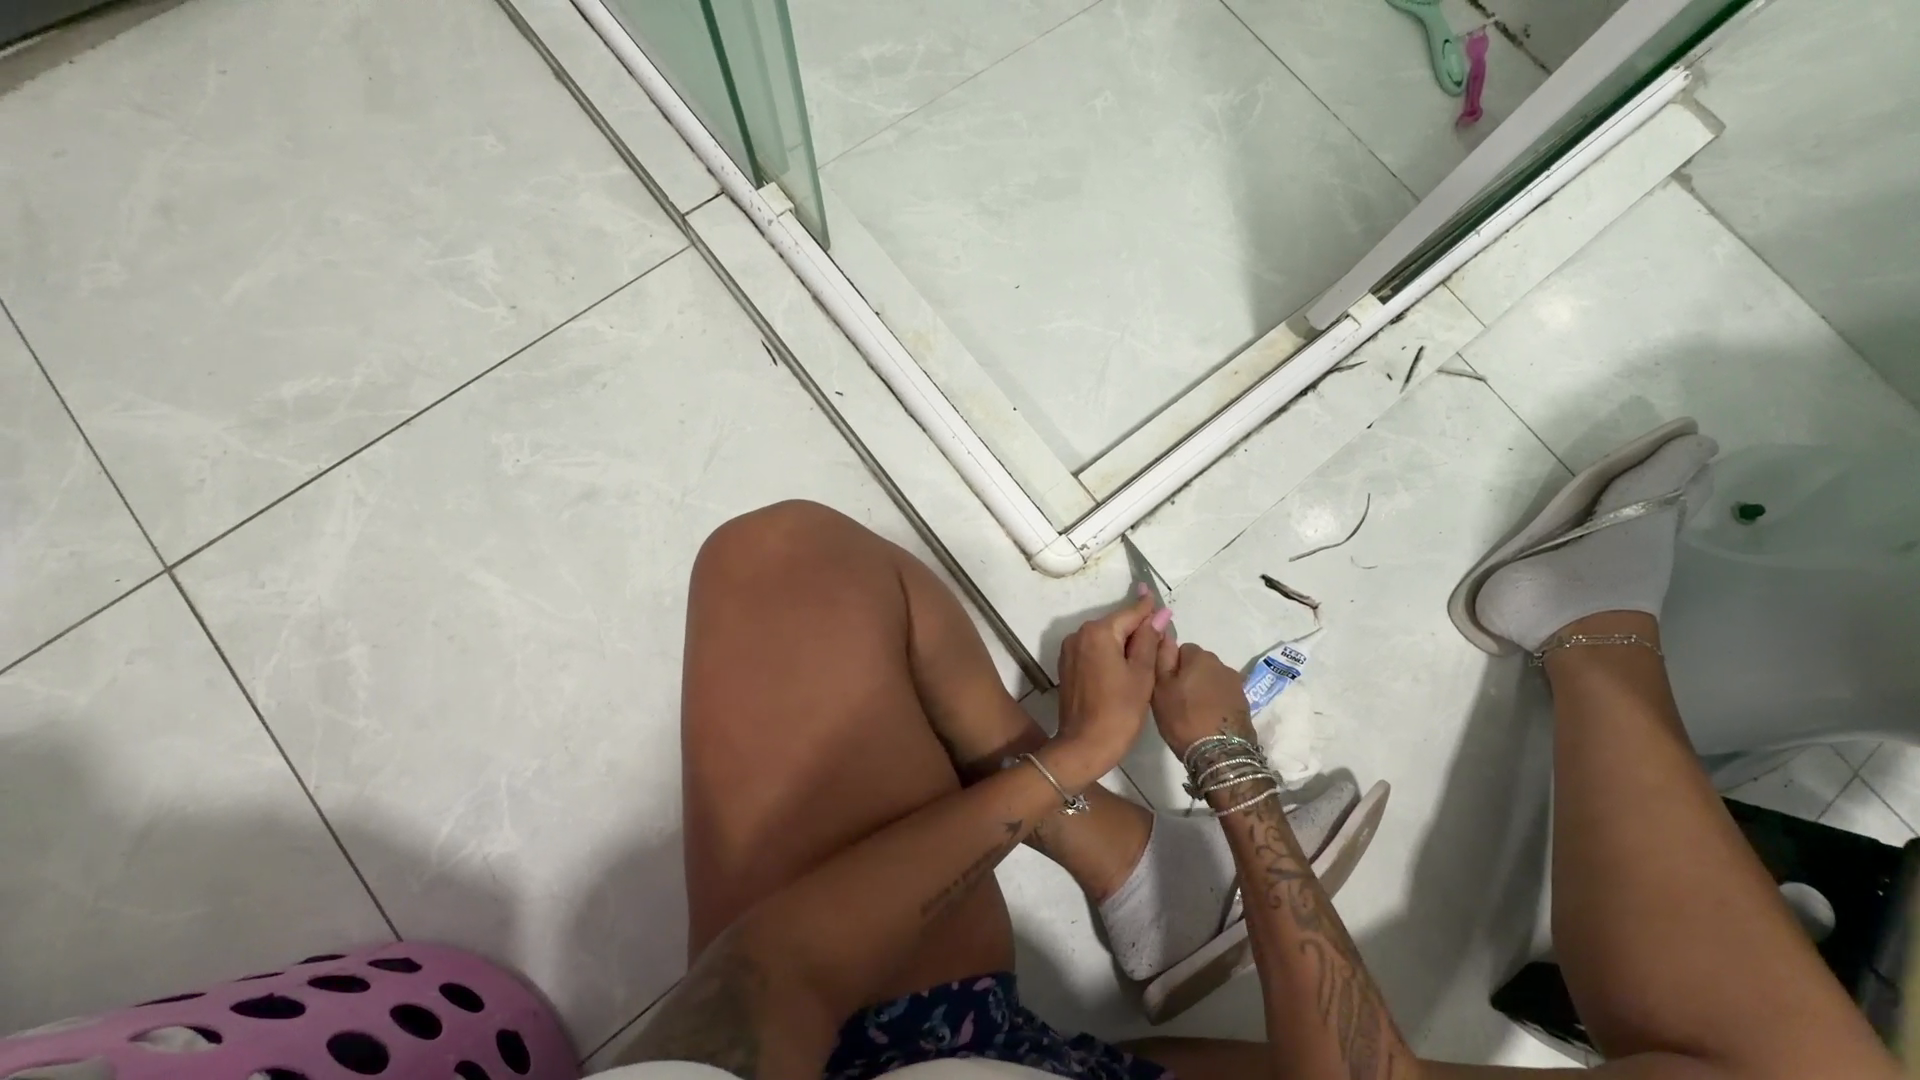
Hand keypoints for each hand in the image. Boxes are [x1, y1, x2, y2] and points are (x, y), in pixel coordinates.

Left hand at [1051, 587, 1169, 786]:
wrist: (1084, 746)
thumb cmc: (1120, 711)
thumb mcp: (1141, 673)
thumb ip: (1149, 640)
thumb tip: (1159, 614)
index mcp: (1098, 633)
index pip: (1130, 613)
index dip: (1148, 608)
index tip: (1159, 599)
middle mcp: (1079, 635)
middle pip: (1116, 624)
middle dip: (1138, 629)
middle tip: (1162, 637)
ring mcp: (1070, 651)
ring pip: (1104, 638)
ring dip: (1125, 643)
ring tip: (1148, 656)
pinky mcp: (1067, 667)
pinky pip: (1094, 651)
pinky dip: (1111, 654)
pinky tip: (1127, 668)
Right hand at [1151, 642, 1254, 760]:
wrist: (1220, 754)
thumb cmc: (1183, 718)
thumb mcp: (1160, 688)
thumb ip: (1161, 659)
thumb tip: (1165, 636)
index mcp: (1201, 657)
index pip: (1182, 648)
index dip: (1172, 665)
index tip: (1166, 685)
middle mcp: (1222, 665)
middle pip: (1200, 664)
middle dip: (1190, 676)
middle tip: (1178, 700)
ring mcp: (1236, 684)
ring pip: (1212, 680)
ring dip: (1204, 689)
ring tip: (1194, 712)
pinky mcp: (1244, 703)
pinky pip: (1223, 695)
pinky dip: (1215, 702)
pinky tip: (1208, 719)